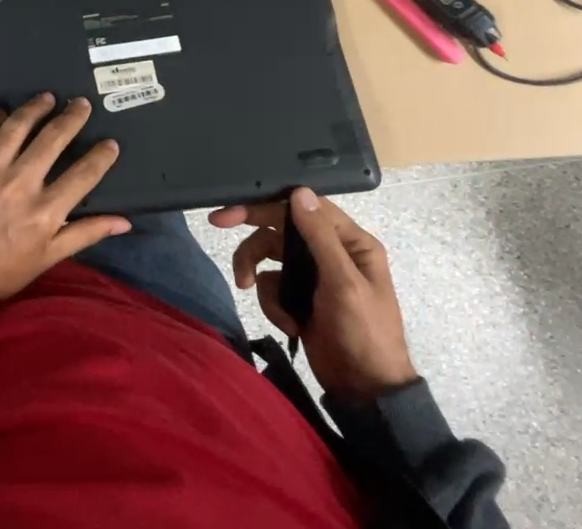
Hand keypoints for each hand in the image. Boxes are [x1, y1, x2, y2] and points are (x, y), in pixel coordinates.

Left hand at [0, 93, 131, 333]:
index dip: (101, 156)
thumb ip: (84, 234)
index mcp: (45, 213)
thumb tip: (124, 221)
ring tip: (46, 98)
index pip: (83, 175)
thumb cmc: (0, 272)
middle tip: (80, 104)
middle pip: (51, 141)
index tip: (110, 143)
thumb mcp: (47, 259)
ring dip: (33, 109)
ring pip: (14, 129)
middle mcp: (18, 187)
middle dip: (71, 119)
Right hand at [210, 187, 417, 400]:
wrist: (364, 388)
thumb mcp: (343, 283)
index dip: (267, 203)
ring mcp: (312, 275)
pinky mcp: (298, 296)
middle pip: (278, 229)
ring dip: (256, 273)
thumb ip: (319, 238)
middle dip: (252, 235)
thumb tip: (299, 192)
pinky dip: (272, 303)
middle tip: (216, 222)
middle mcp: (330, 253)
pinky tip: (288, 323)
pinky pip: (270, 285)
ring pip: (267, 257)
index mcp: (351, 244)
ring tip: (247, 289)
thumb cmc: (364, 333)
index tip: (236, 206)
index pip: (304, 208)